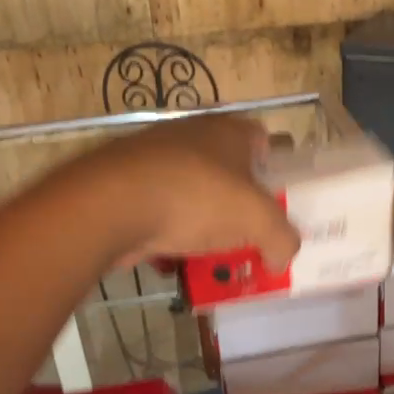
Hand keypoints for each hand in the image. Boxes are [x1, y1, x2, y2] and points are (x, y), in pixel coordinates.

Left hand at [72, 116, 302, 269]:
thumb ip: (282, 239)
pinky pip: (161, 214)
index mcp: (228, 131)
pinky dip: (171, 236)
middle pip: (227, 172)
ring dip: (205, 225)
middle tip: (252, 238)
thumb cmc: (195, 198)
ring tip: (216, 259)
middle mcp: (191, 136)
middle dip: (239, 206)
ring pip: (193, 196)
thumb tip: (281, 258)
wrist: (111, 205)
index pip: (262, 139)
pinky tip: (177, 263)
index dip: (275, 168)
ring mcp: (154, 160)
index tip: (278, 200)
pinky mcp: (126, 187)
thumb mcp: (258, 220)